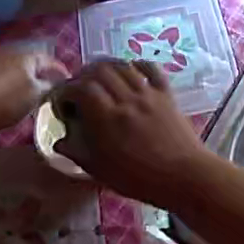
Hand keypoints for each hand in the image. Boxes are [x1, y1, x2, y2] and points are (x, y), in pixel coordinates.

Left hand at [0, 45, 66, 141]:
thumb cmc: (1, 101)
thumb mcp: (34, 96)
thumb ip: (49, 87)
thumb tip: (57, 83)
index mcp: (26, 54)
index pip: (51, 60)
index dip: (62, 72)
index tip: (70, 87)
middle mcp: (8, 51)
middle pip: (31, 62)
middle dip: (42, 75)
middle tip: (51, 93)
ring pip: (14, 69)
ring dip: (24, 81)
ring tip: (30, 98)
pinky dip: (7, 85)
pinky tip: (7, 98)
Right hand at [52, 61, 213, 203]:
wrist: (184, 177)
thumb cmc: (139, 178)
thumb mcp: (101, 171)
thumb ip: (77, 152)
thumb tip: (59, 142)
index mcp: (107, 118)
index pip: (80, 88)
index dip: (66, 90)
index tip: (62, 101)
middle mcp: (126, 99)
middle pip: (99, 70)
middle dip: (82, 75)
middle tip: (78, 88)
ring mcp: (148, 94)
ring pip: (122, 66)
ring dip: (106, 67)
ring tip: (99, 77)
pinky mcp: (166, 93)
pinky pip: (151, 68)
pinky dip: (137, 64)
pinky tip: (130, 70)